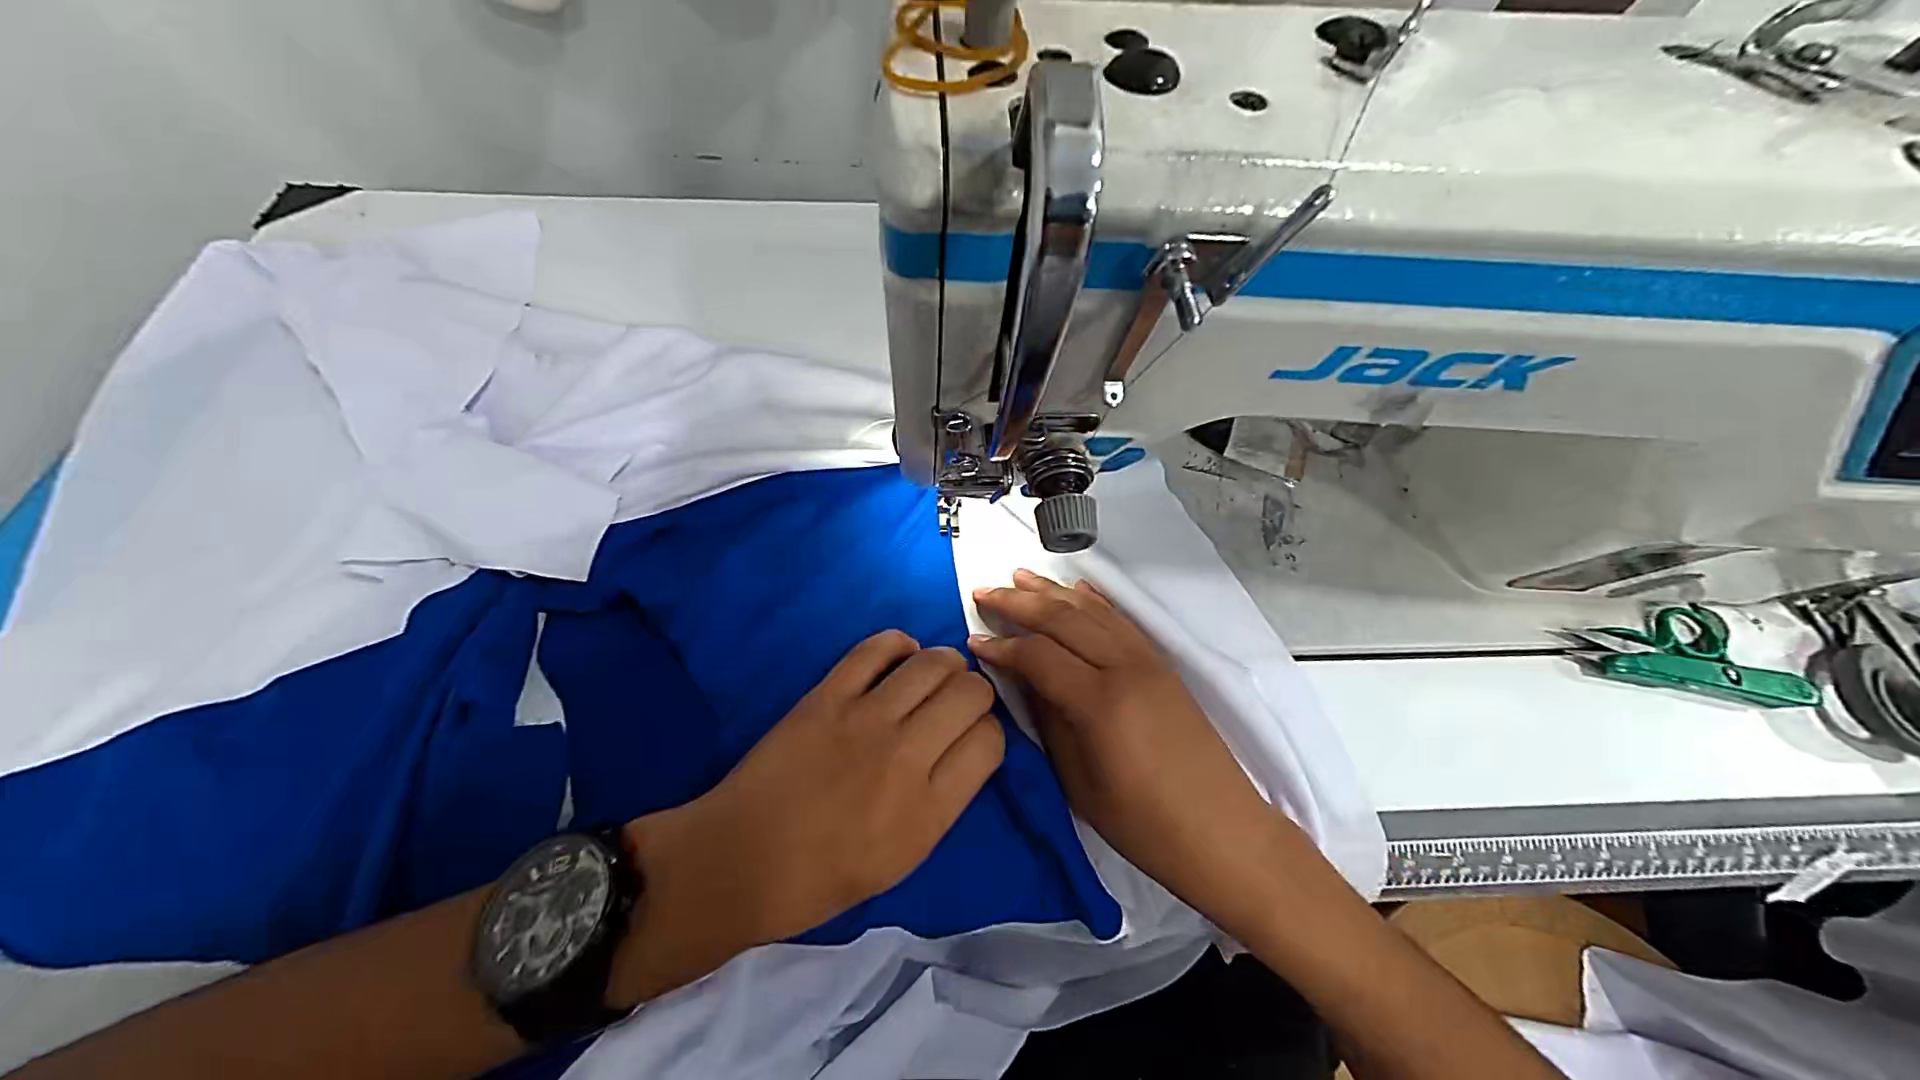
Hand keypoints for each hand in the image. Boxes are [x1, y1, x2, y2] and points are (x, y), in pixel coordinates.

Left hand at [608, 631, 1003, 1007]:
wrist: (743, 858)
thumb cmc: (824, 875)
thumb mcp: (905, 857)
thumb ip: (945, 799)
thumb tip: (965, 747)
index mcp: (930, 808)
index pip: (990, 739)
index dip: (988, 730)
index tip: (973, 734)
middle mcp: (907, 755)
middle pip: (971, 693)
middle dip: (976, 693)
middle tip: (958, 702)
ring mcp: (865, 719)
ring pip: (934, 664)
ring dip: (946, 664)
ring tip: (934, 676)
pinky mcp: (828, 695)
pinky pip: (878, 648)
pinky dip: (899, 644)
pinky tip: (901, 657)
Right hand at [968, 570, 1280, 921]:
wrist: (1222, 833)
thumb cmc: (1143, 824)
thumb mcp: (1078, 782)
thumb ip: (1048, 720)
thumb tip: (1021, 679)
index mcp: (1100, 702)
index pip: (1038, 655)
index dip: (1001, 645)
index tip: (973, 640)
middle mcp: (1125, 669)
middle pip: (1063, 619)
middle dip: (1019, 601)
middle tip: (984, 591)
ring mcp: (1149, 662)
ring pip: (1093, 611)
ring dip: (1053, 592)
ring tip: (1019, 577)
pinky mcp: (1163, 666)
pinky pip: (1122, 620)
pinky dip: (1095, 601)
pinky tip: (1076, 590)